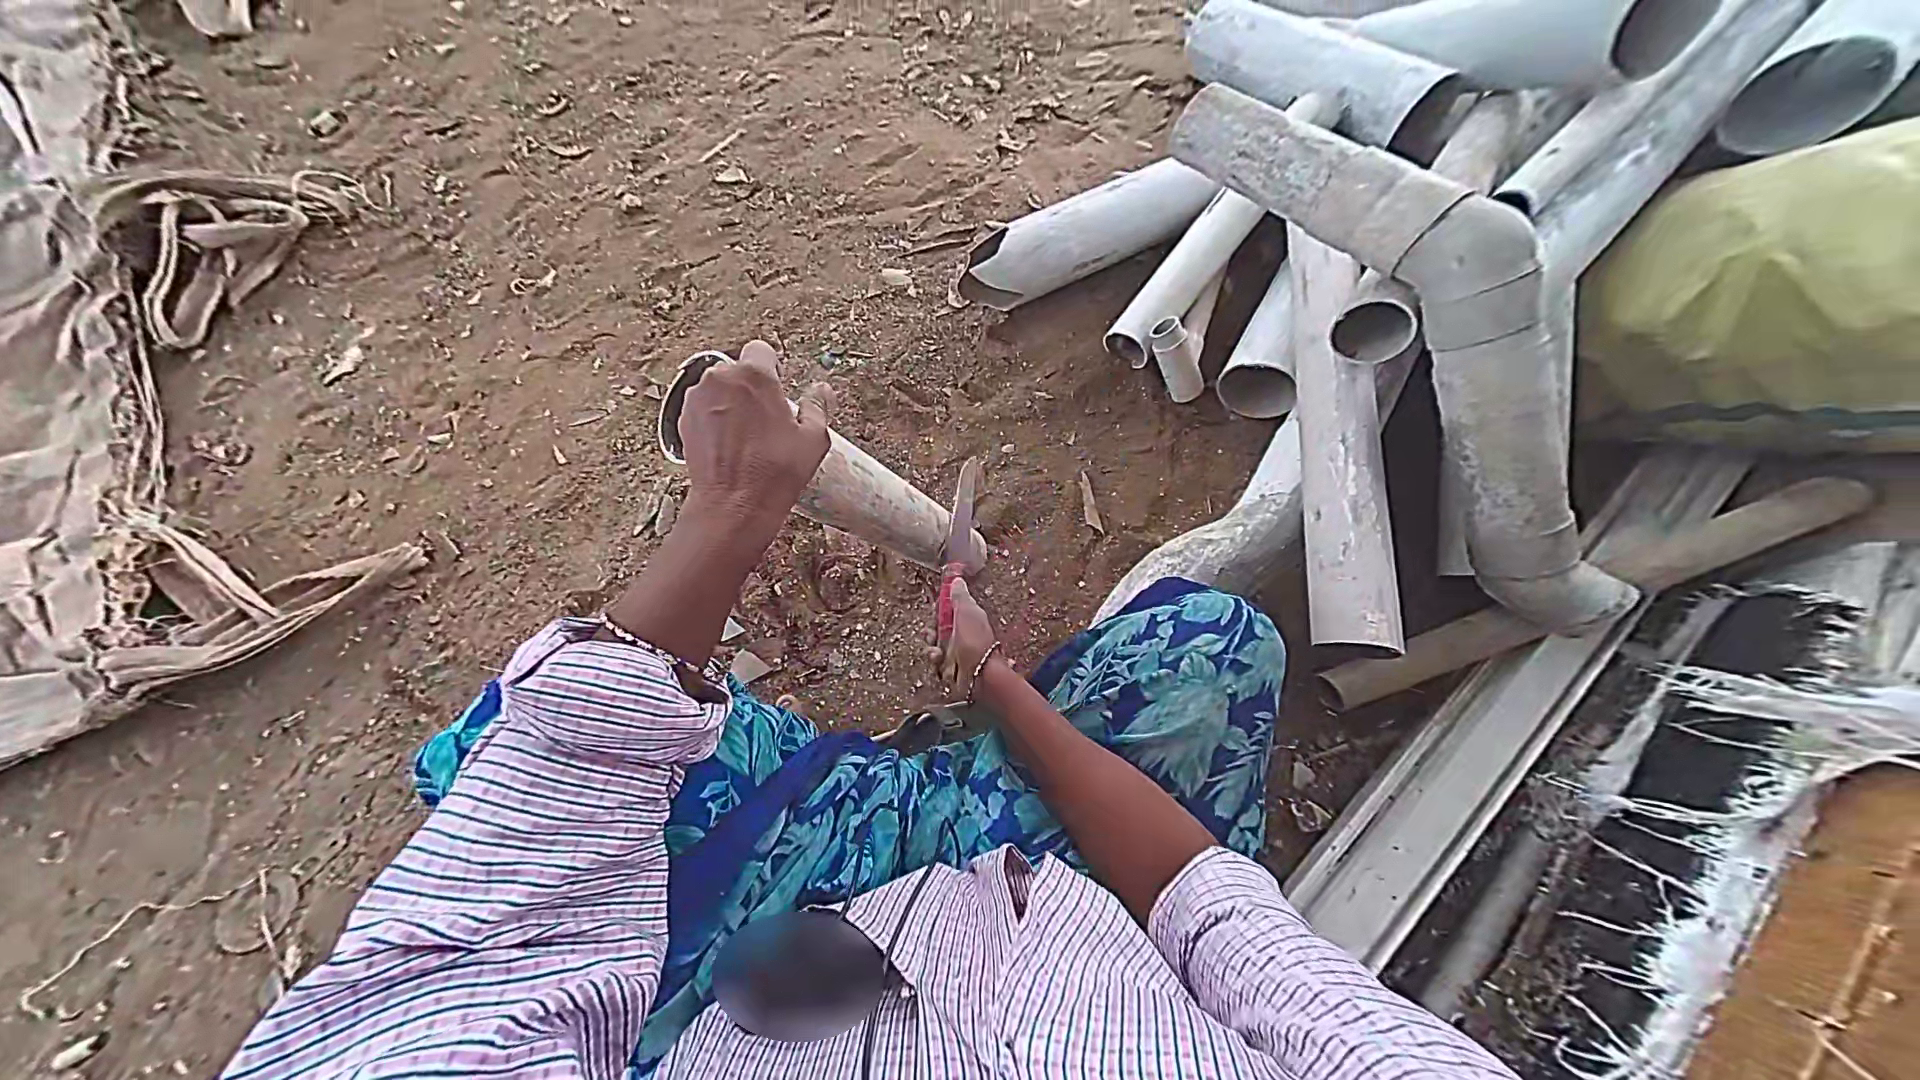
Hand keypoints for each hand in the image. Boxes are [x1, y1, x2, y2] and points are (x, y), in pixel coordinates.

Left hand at [677, 340, 833, 526]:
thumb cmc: (776, 472)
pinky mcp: (683, 419)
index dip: (773, 369)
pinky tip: (729, 445)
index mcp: (755, 375)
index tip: (779, 390)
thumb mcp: (813, 439)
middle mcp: (721, 379)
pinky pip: (703, 408)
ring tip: (747, 436)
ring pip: (719, 388)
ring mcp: (697, 398)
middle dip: (751, 388)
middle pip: (738, 370)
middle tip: (767, 420)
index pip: (762, 350)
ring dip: (731, 403)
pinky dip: (714, 419)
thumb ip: (817, 406)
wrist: (733, 504)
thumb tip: (822, 389)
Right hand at [929, 578, 998, 698]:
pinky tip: (938, 658)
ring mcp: (956, 649)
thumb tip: (957, 580)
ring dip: (931, 644)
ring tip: (935, 649)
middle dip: (931, 628)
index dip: (939, 609)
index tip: (936, 611)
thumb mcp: (967, 612)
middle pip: (938, 625)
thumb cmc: (974, 640)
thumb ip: (960, 596)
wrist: (979, 673)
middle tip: (932, 632)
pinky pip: (936, 658)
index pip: (948, 608)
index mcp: (968, 617)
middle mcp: (962, 632)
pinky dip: (935, 658)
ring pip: (934, 642)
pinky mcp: (950, 665)